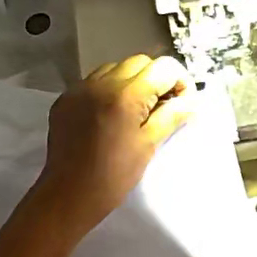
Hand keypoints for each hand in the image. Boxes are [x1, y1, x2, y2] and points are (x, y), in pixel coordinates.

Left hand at [33, 55, 195, 235]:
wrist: (68, 194)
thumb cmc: (114, 175)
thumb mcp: (149, 144)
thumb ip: (172, 115)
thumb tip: (191, 100)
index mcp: (125, 95)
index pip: (163, 67)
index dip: (179, 81)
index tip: (181, 103)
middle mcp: (100, 83)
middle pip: (139, 62)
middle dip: (155, 79)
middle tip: (160, 107)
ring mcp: (79, 89)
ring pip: (114, 68)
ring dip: (130, 81)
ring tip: (134, 111)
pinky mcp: (64, 99)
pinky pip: (92, 82)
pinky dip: (107, 90)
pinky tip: (109, 115)